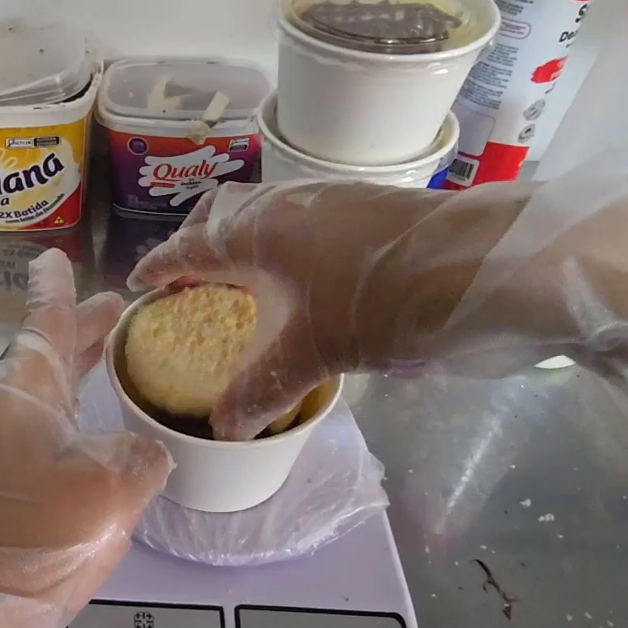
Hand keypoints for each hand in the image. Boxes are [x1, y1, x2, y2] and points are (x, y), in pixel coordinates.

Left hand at [0, 248, 171, 604]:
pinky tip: (89, 445)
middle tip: (113, 310)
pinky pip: (38, 439)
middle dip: (81, 333)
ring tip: (110, 367)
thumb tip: (142, 452)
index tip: (53, 257)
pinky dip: (67, 425)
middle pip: (45, 359)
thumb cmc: (35, 533)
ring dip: (76, 380)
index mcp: (22, 392)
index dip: (56, 290)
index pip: (44, 323)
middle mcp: (0, 414)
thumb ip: (140, 457)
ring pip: (42, 400)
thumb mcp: (110, 486)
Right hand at [129, 179, 627, 439]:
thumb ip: (262, 388)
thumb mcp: (315, 353)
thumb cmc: (383, 301)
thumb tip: (223, 430)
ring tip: (238, 276)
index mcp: (255, 231)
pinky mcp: (361, 205)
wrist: (489, 262)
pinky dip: (277, 240)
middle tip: (187, 276)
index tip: (138, 283)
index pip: (189, 245)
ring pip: (261, 210)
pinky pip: (295, 216)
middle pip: (220, 212)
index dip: (160, 266)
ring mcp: (325, 197)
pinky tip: (298, 273)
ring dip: (239, 237)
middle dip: (195, 239)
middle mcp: (282, 203)